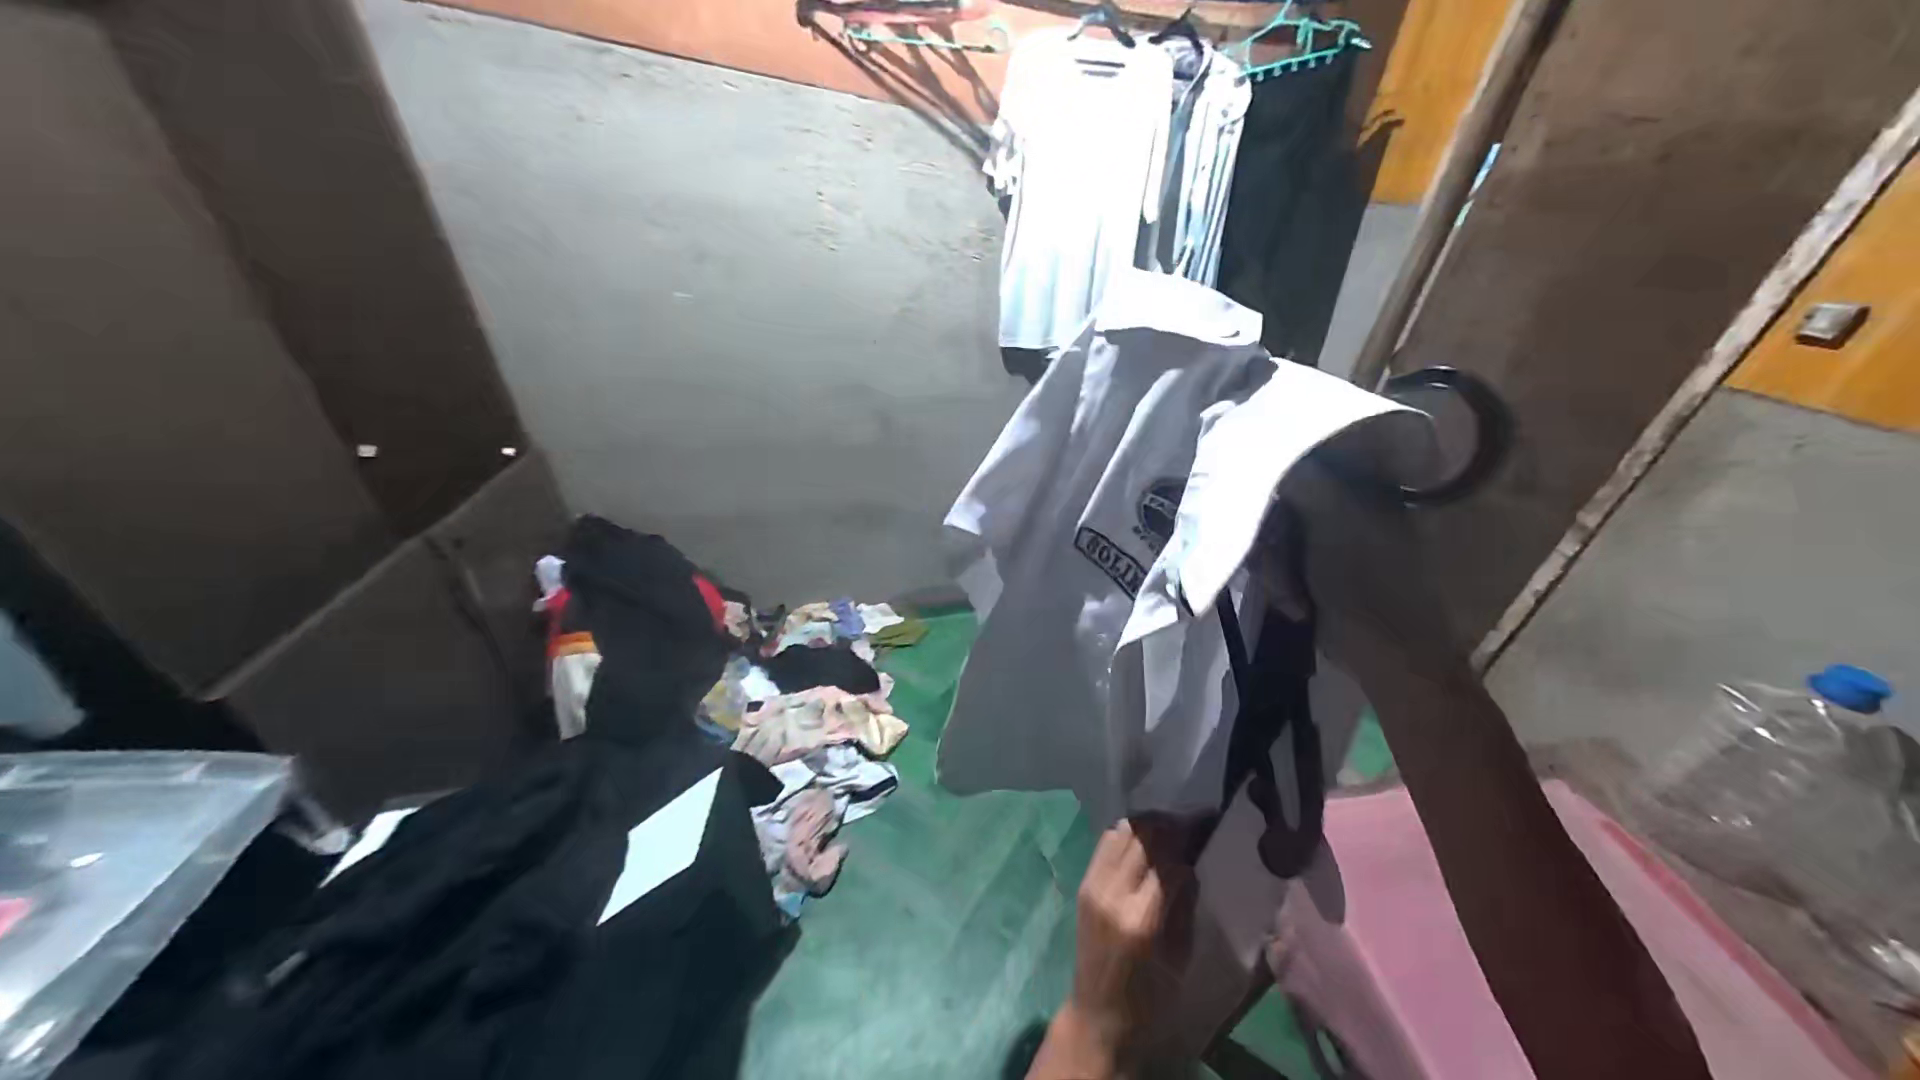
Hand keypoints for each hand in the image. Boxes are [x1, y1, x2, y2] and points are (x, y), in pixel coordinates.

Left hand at [1028, 819, 1191, 1078]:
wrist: (1097, 1014)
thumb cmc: (1147, 1000)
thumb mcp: (1179, 960)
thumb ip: (1185, 908)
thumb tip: (1192, 866)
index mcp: (1140, 921)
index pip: (1169, 864)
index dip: (1191, 845)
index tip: (1208, 834)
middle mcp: (1112, 894)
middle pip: (1142, 839)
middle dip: (1170, 827)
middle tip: (1192, 824)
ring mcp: (1093, 885)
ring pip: (1121, 833)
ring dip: (1147, 827)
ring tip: (1169, 829)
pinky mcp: (1083, 883)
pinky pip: (1105, 843)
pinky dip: (1126, 835)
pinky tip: (1144, 842)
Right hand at [1266, 453, 1472, 691]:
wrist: (1388, 656)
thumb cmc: (1367, 583)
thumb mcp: (1333, 520)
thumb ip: (1302, 480)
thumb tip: (1264, 445)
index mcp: (1359, 484)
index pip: (1300, 461)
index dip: (1269, 478)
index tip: (1249, 497)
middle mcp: (1343, 505)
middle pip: (1277, 501)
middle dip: (1267, 536)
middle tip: (1268, 561)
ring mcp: (1326, 540)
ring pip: (1271, 535)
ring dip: (1272, 568)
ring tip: (1289, 595)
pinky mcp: (1312, 570)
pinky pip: (1275, 562)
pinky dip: (1278, 584)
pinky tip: (1293, 604)